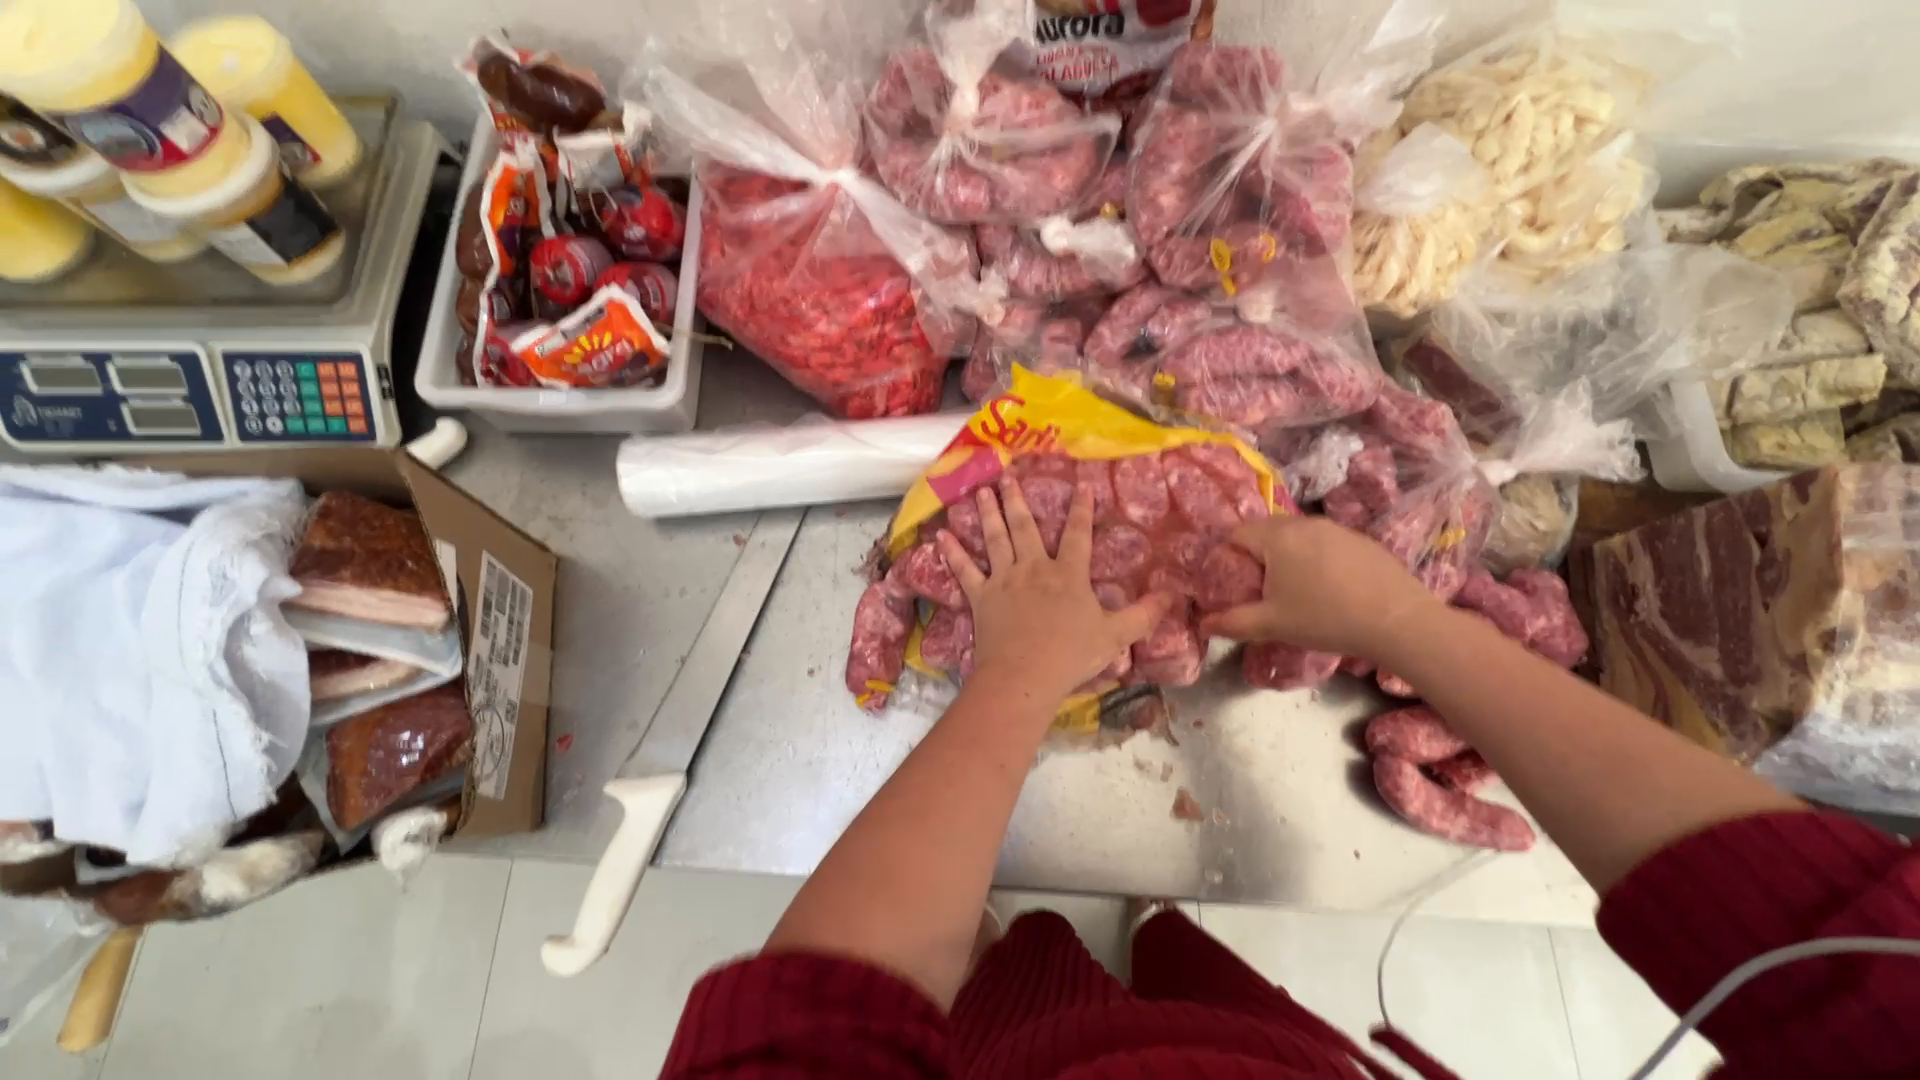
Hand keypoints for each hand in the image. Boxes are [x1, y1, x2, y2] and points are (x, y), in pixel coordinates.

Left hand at [937, 479, 1169, 708]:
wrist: (1024, 675)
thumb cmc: (1070, 655)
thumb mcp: (1115, 635)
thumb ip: (1143, 614)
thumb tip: (1173, 595)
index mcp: (1068, 574)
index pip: (1078, 534)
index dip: (1081, 509)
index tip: (1080, 485)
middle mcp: (1034, 568)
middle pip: (1025, 527)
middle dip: (1018, 500)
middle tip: (1008, 476)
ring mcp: (1003, 581)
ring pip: (995, 539)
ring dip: (988, 513)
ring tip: (981, 491)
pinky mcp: (980, 598)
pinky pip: (964, 571)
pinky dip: (953, 553)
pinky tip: (941, 536)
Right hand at [1198, 515, 1441, 659]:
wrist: (1398, 621)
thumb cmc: (1325, 618)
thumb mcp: (1272, 624)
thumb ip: (1233, 622)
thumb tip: (1203, 624)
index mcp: (1277, 537)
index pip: (1236, 534)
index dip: (1227, 556)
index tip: (1232, 582)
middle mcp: (1304, 523)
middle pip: (1266, 531)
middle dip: (1257, 555)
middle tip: (1261, 588)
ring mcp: (1336, 528)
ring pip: (1297, 536)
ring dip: (1288, 556)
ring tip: (1296, 589)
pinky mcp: (1361, 540)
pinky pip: (1325, 542)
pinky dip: (1317, 559)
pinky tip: (1329, 588)